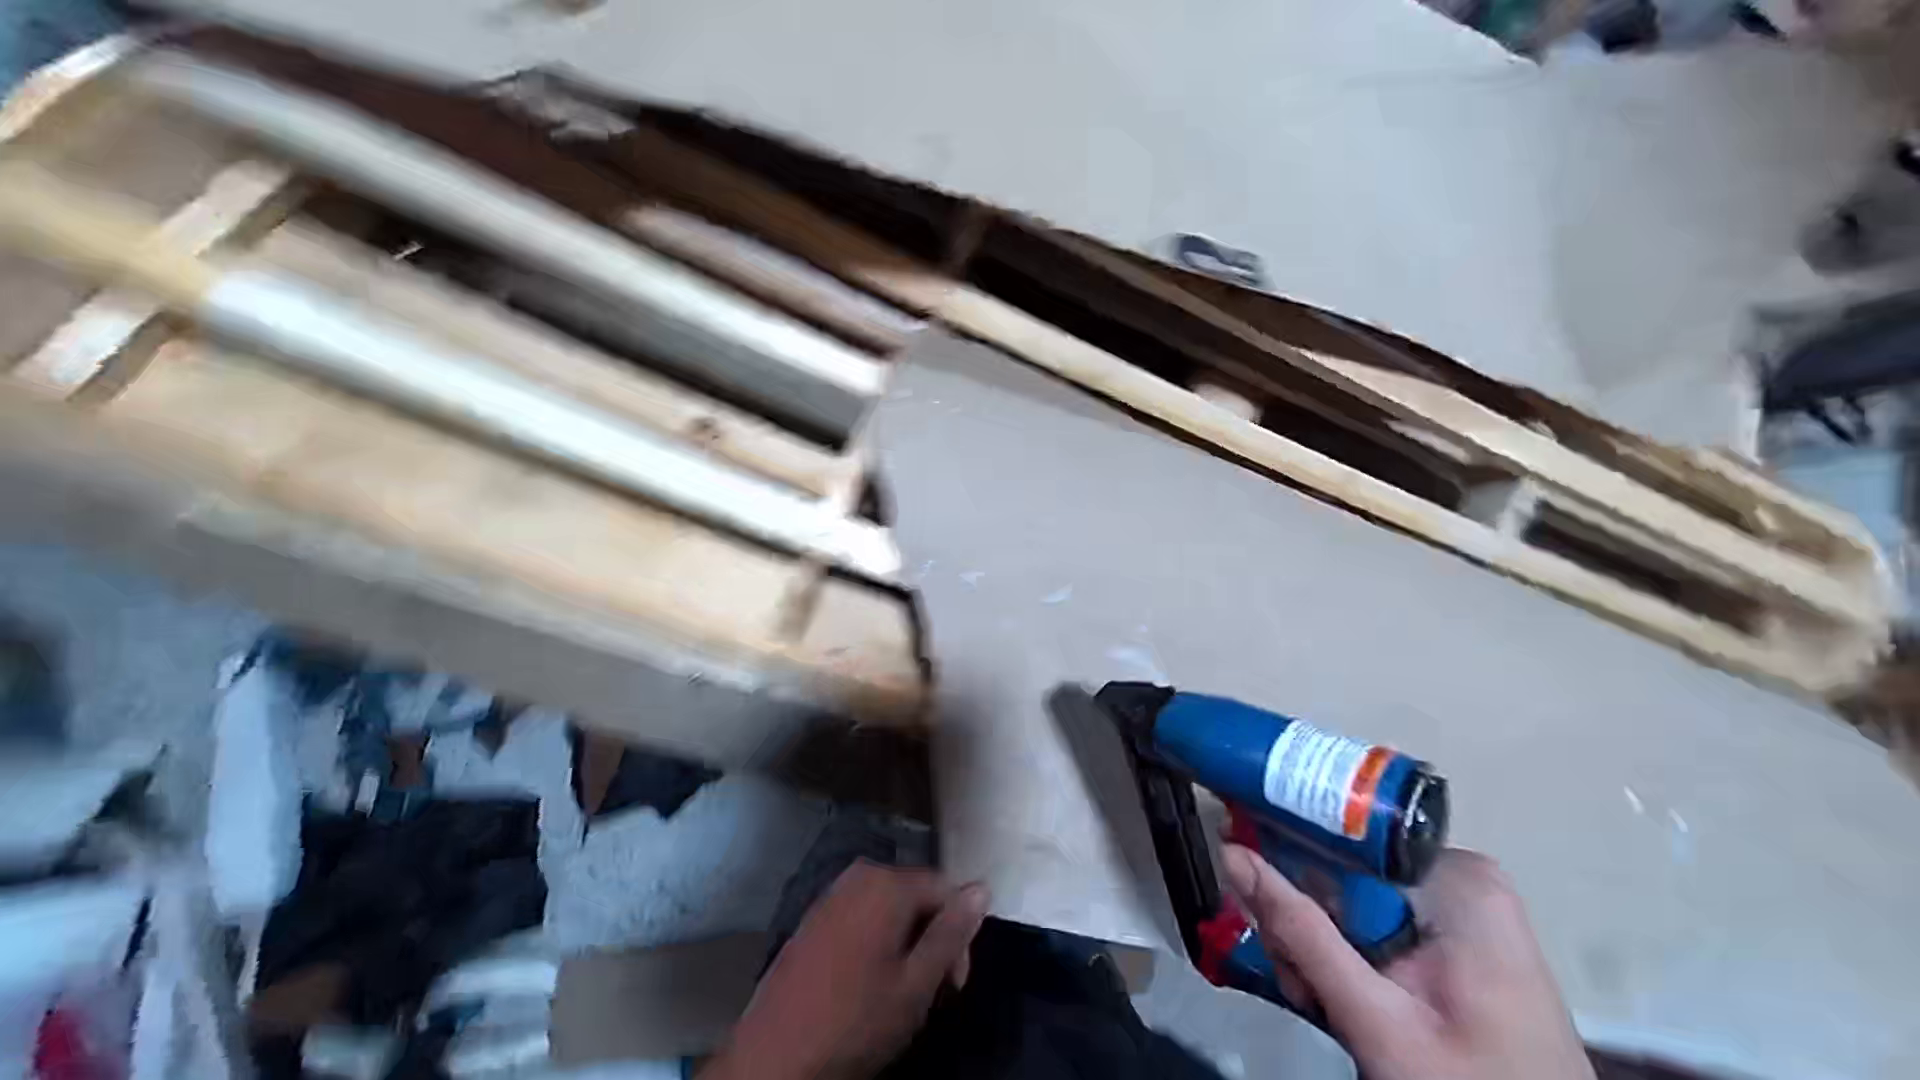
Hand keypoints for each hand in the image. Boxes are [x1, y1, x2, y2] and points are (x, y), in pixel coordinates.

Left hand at [701, 861, 989, 1079]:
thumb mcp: (916, 984)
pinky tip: (869, 984)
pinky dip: (878, 943)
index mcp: (887, 882)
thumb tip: (982, 888)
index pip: (946, 889)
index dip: (960, 935)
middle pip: (917, 896)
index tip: (954, 986)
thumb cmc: (854, 1021)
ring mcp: (832, 894)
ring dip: (907, 944)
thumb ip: (951, 933)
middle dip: (932, 939)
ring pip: (890, 908)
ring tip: (902, 993)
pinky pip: (863, 917)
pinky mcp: (814, 917)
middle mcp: (859, 875)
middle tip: (932, 993)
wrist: (772, 1059)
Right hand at [1221, 844, 1594, 1079]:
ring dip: (1315, 944)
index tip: (1250, 890)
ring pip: (1346, 896)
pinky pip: (1370, 920)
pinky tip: (1334, 997)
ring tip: (1312, 997)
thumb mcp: (1377, 1020)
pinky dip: (1342, 956)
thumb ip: (1301, 932)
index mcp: (1455, 879)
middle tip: (1291, 975)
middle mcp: (1455, 877)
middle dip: (1301, 919)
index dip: (1284, 852)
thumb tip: (1230, 851)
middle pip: (1338, 867)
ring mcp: (1456, 907)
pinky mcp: (1450, 935)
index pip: (1340, 830)